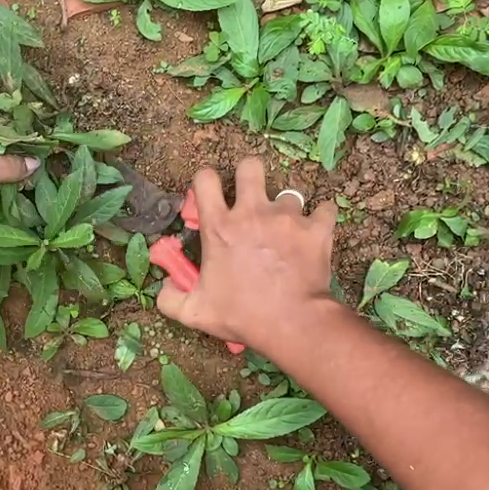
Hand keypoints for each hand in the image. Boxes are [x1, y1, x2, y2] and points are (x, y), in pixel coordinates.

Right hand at [156, 158, 339, 350]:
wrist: (292, 323)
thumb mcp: (195, 313)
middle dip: (249, 175)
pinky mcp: (317, 229)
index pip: (204, 179)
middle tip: (251, 195)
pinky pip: (324, 210)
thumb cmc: (241, 315)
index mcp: (219, 226)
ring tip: (285, 229)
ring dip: (286, 209)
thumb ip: (170, 298)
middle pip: (250, 166)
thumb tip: (164, 286)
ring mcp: (288, 218)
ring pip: (289, 193)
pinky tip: (315, 231)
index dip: (205, 181)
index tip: (211, 194)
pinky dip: (320, 219)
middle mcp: (252, 213)